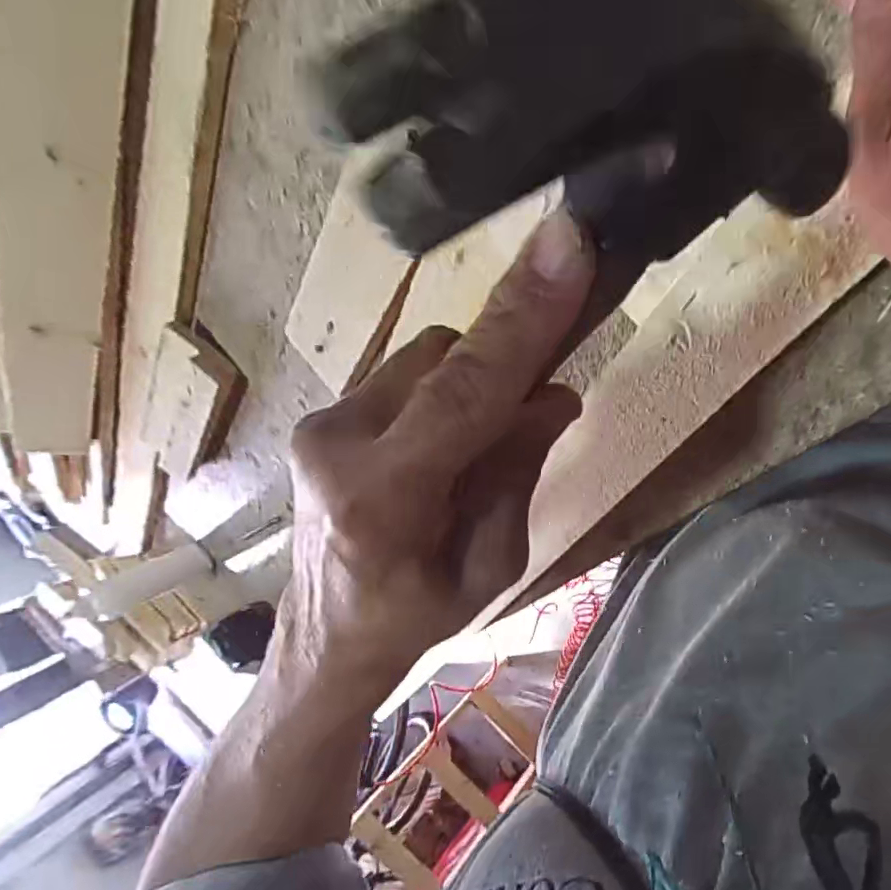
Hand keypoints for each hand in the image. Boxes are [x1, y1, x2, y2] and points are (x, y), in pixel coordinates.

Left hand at [277, 211, 591, 694]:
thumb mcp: (492, 564)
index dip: (523, 319)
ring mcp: (321, 422)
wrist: (324, 646)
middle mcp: (338, 442)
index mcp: (384, 498)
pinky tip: (444, 443)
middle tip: (533, 412)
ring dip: (471, 384)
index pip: (466, 391)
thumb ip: (517, 473)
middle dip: (500, 368)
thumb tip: (555, 394)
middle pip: (445, 356)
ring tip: (477, 448)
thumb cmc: (417, 621)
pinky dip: (442, 393)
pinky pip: (403, 376)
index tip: (569, 243)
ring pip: (423, 358)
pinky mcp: (320, 416)